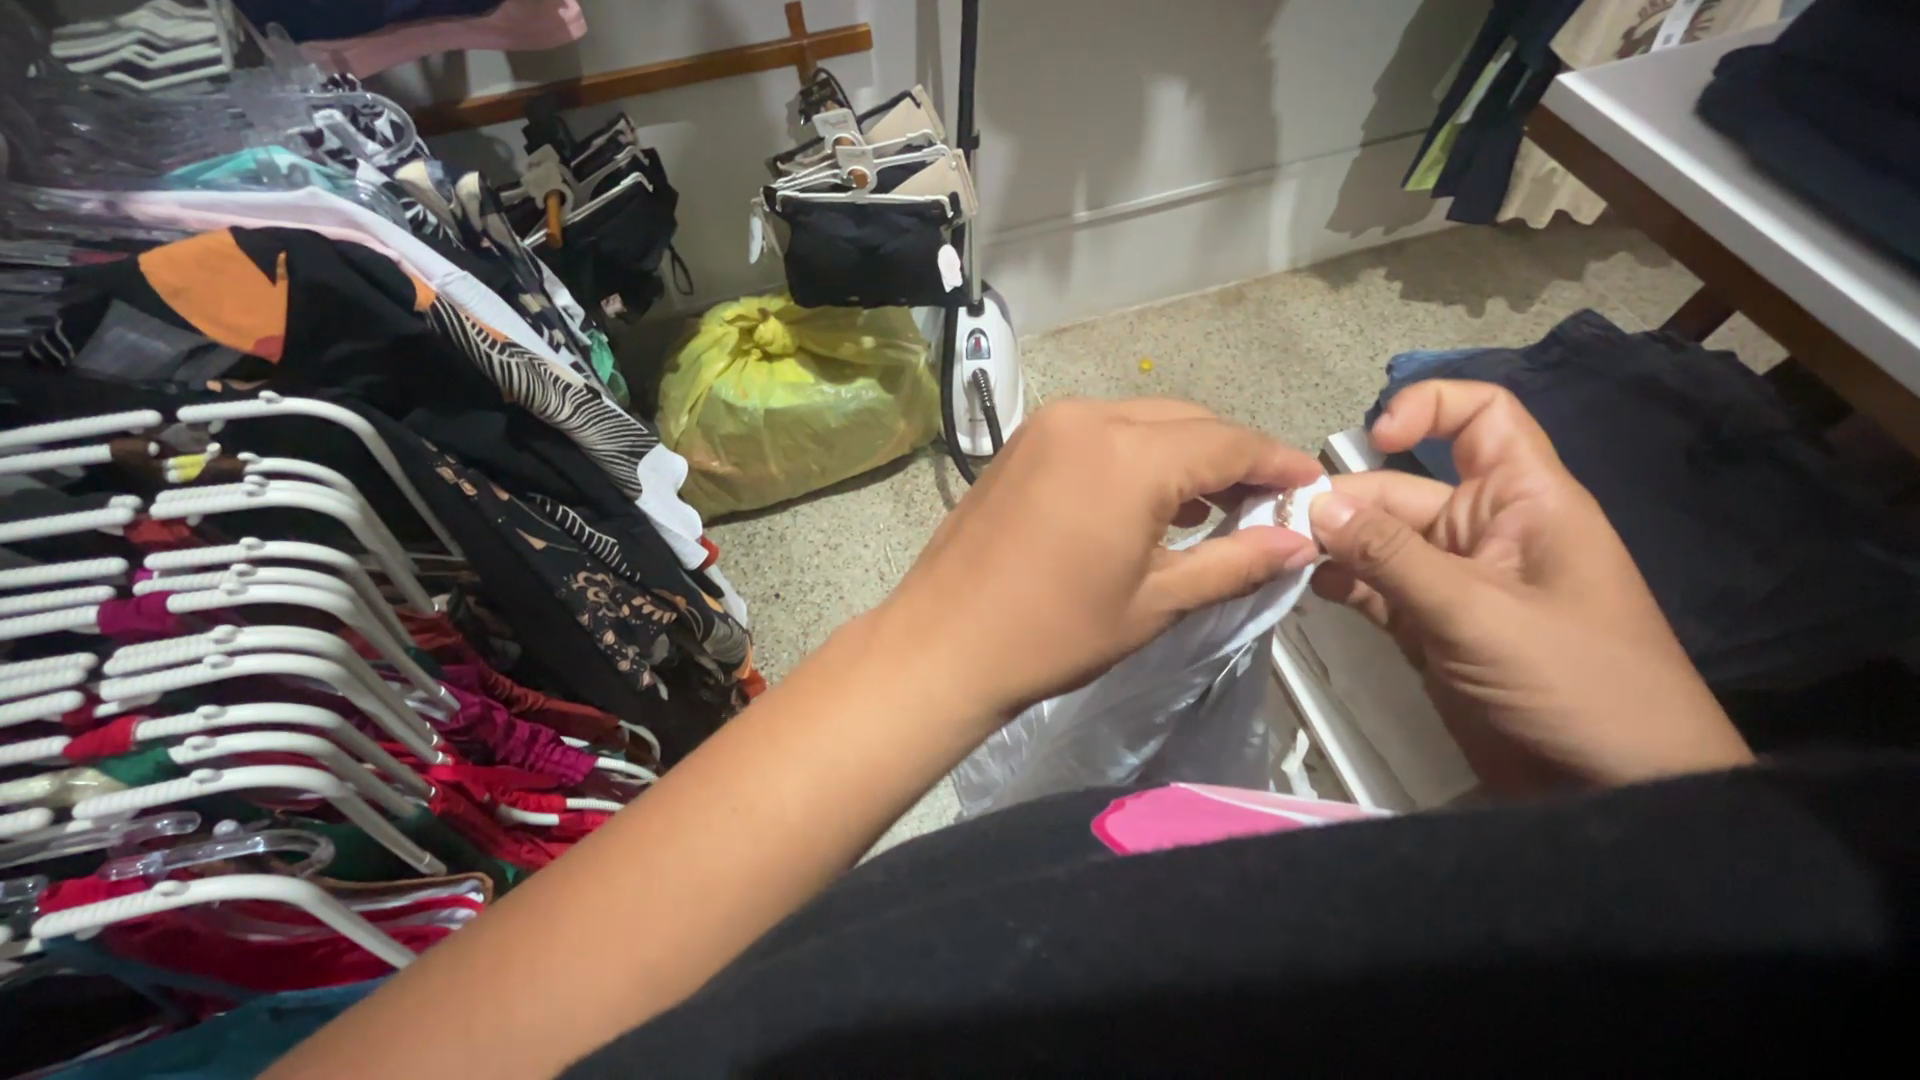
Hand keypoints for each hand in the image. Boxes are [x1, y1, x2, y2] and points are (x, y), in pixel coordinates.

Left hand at [872, 399, 1321, 729]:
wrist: (945, 644)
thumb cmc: (1055, 633)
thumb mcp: (1156, 601)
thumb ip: (1235, 561)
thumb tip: (1299, 542)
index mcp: (1130, 454)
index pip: (1229, 442)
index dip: (1277, 462)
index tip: (1311, 486)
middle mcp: (1090, 418)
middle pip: (1187, 422)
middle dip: (1233, 457)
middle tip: (1265, 503)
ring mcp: (1049, 425)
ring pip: (1143, 421)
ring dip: (1184, 454)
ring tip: (1216, 507)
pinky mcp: (1024, 443)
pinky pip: (1100, 432)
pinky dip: (1137, 454)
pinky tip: (1152, 500)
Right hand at [1307, 380, 1751, 791]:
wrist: (1615, 791)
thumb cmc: (1575, 682)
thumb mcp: (1479, 612)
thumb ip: (1392, 558)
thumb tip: (1314, 505)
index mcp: (1523, 501)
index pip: (1482, 419)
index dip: (1427, 409)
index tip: (1373, 438)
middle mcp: (1484, 532)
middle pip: (1402, 490)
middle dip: (1345, 502)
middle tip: (1281, 526)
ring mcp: (1454, 583)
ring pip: (1379, 543)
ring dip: (1332, 546)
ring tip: (1281, 557)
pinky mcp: (1430, 628)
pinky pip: (1375, 589)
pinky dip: (1340, 586)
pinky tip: (1304, 589)